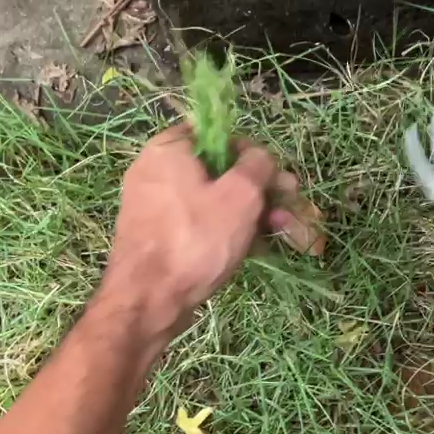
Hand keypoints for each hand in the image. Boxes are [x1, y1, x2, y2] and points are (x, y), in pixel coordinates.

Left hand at [93, 124, 293, 346]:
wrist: (149, 298)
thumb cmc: (196, 240)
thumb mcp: (240, 196)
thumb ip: (257, 166)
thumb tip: (261, 158)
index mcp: (171, 147)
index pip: (220, 136)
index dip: (255, 158)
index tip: (279, 185)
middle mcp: (156, 169)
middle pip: (218, 172)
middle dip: (257, 194)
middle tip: (284, 218)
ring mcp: (153, 205)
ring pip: (210, 202)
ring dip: (246, 217)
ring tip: (273, 239)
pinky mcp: (155, 236)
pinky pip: (196, 224)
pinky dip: (222, 233)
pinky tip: (246, 252)